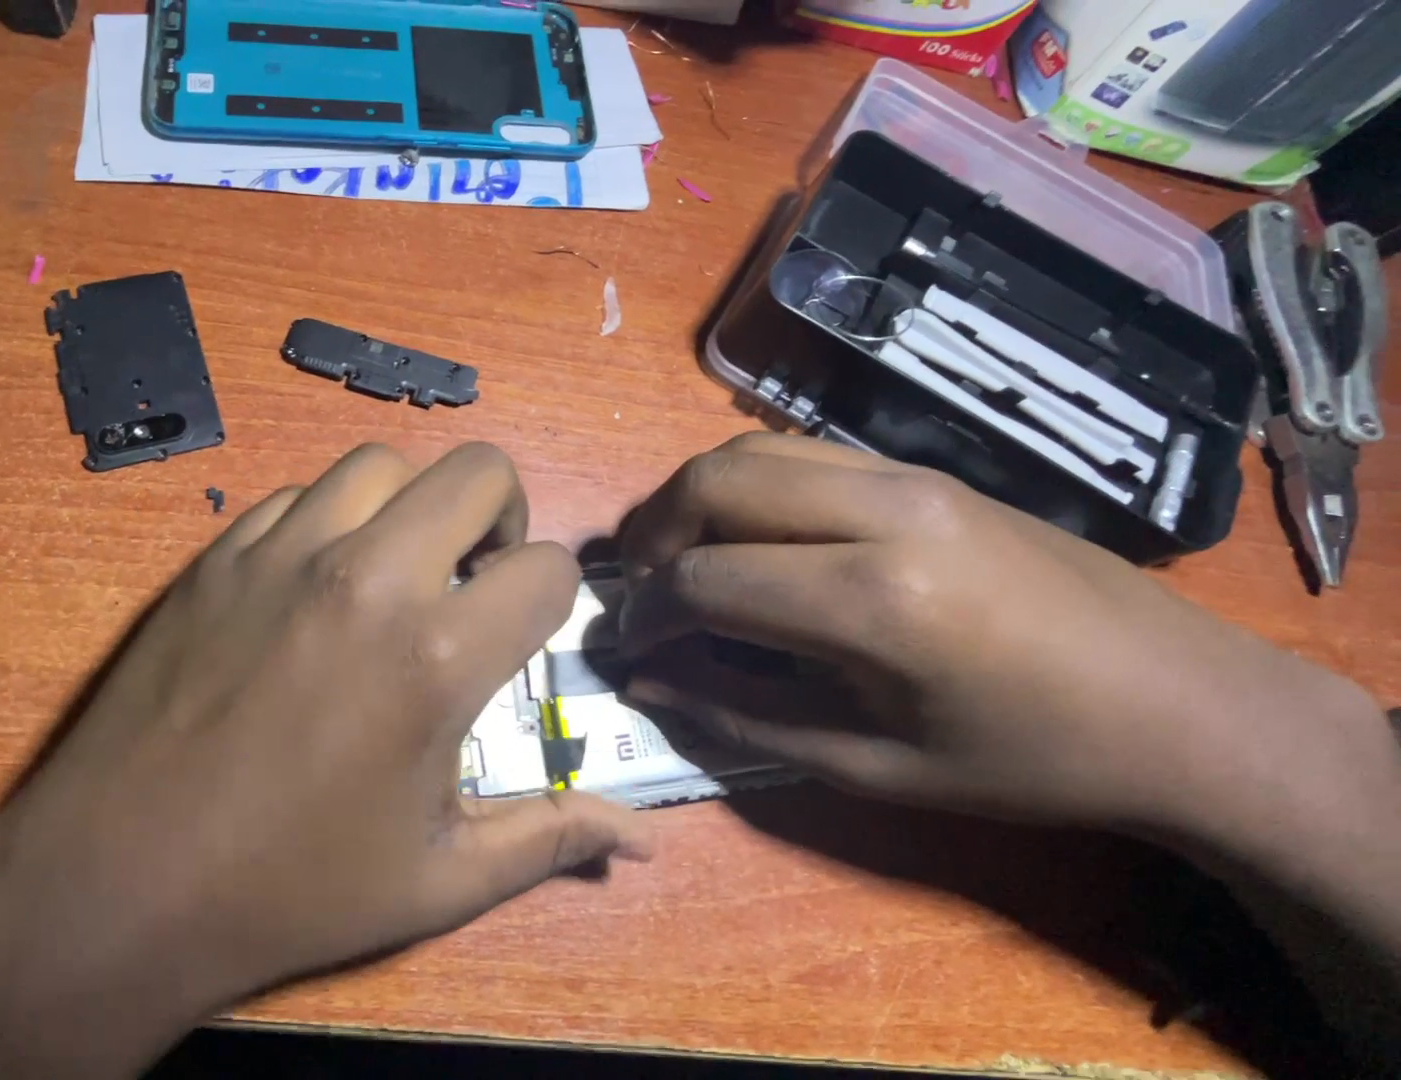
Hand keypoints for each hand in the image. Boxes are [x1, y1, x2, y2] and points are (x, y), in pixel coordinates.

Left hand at [0, 443, 648, 1077]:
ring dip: (412, 508)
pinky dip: (330, 522)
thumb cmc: (291, 889)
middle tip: (473, 580)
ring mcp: (284, 553)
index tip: (521, 637)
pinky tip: (313, 586)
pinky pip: (299, 496)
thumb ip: (551, 838)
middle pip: (479, 471)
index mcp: (437, 656)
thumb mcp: (440, 881)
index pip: (548, 569)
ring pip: (383, 465)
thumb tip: (644, 841)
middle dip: (500, 519)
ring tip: (396, 571)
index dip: (551, 601)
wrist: (119, 883)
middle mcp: (368, 578)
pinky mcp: (218, 554)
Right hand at [617, 433, 1394, 841]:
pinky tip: (744, 535)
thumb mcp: (869, 766)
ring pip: (748, 449)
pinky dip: (741, 484)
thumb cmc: (1023, 760)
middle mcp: (883, 510)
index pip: (705, 579)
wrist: (1182, 704)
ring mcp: (906, 474)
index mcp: (874, 602)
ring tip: (679, 559)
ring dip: (690, 500)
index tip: (629, 647)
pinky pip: (797, 451)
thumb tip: (645, 680)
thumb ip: (738, 716)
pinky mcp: (921, 466)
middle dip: (652, 535)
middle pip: (712, 483)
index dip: (646, 615)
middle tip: (643, 593)